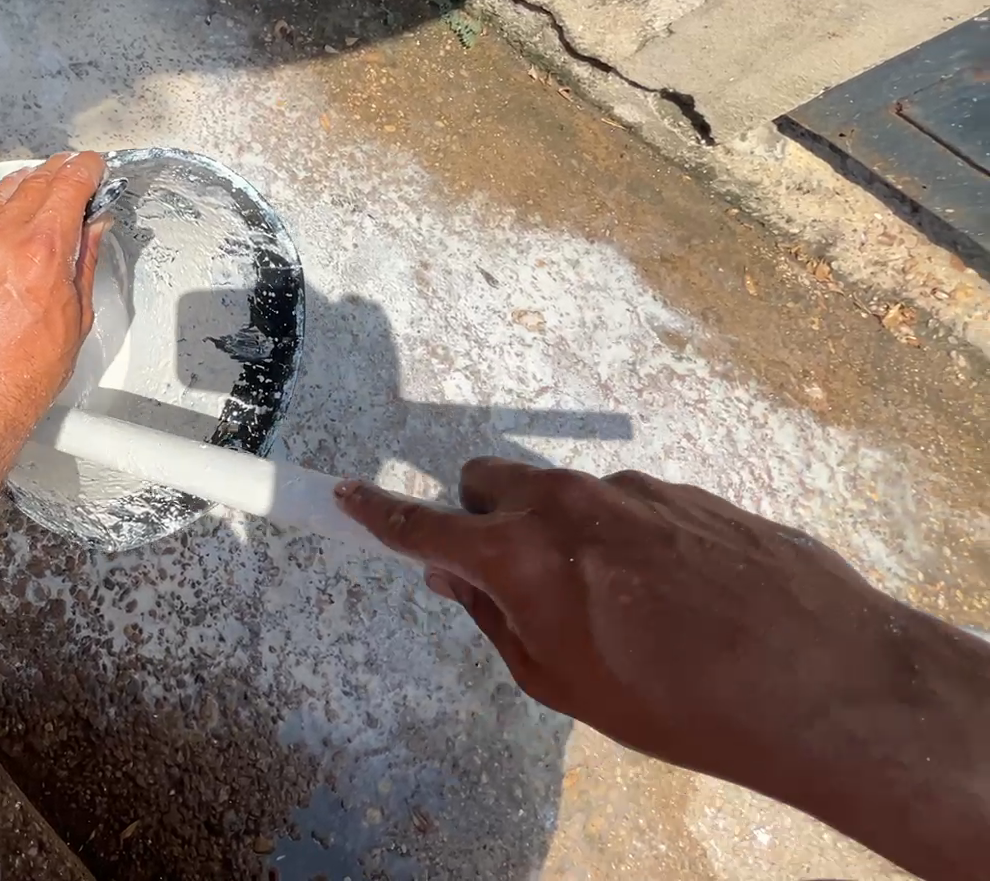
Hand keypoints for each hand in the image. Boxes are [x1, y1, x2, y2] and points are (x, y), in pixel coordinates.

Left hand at [0, 151, 109, 442]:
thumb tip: (92, 229)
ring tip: (42, 183)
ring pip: (1, 194)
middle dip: (60, 171)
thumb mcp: (76, 318)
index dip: (87, 170)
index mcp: (40, 252)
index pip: (68, 187)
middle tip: (74, 169)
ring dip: (27, 184)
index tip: (94, 165)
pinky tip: (7, 212)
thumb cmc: (22, 374)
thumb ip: (84, 262)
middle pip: (35, 183)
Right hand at [337, 461, 989, 878]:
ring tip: (622, 592)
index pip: (419, 526)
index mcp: (515, 553)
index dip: (374, 512)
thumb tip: (454, 575)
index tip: (342, 492)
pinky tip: (676, 586)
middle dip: (485, 516)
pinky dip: (623, 531)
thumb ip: (491, 617)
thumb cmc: (675, 702)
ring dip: (559, 527)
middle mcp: (559, 503)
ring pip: (558, 491)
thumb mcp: (558, 680)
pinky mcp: (683, 490)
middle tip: (519, 568)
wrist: (839, 693)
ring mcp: (625, 488)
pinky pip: (624, 500)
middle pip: (484, 480)